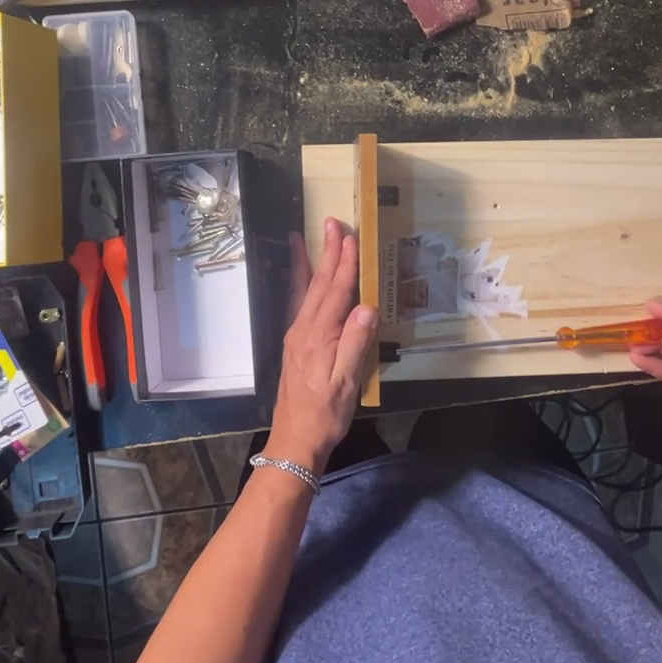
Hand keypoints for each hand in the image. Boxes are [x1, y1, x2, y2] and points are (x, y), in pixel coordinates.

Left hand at [267, 219, 378, 473]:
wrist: (295, 439)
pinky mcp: (294, 344)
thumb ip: (355, 343)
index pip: (336, 291)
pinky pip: (297, 303)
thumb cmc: (326, 414)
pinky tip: (297, 277)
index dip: (345, 263)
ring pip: (306, 291)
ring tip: (305, 237)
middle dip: (328, 253)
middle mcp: (303, 329)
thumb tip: (367, 306)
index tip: (351, 236)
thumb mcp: (346, 382)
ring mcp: (296, 336)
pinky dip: (297, 283)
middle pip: (319, 284)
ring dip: (311, 263)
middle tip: (332, 223)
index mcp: (319, 336)